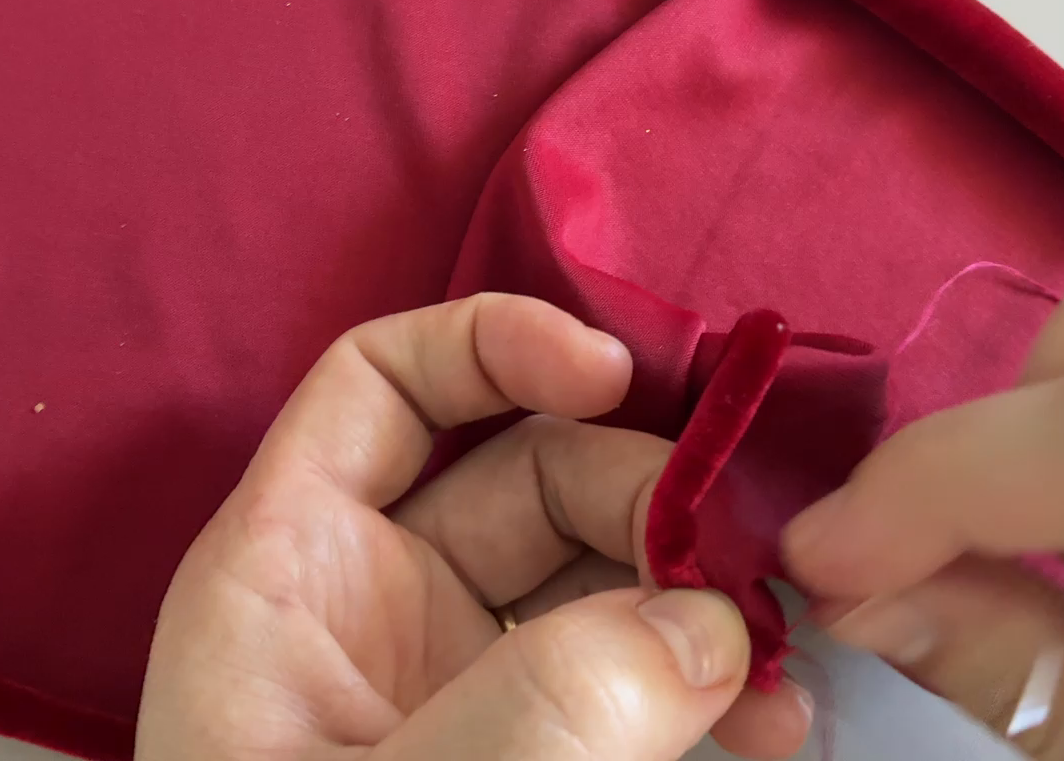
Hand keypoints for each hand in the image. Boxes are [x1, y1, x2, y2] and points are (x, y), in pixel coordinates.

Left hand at [138, 294, 812, 760]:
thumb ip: (534, 717)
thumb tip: (700, 628)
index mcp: (289, 561)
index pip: (379, 379)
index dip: (487, 342)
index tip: (606, 373)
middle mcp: (376, 587)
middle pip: (521, 465)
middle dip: (636, 491)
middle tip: (733, 565)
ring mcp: (460, 659)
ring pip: (594, 557)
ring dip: (690, 583)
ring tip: (774, 652)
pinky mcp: (535, 732)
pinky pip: (629, 657)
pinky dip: (698, 671)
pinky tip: (768, 717)